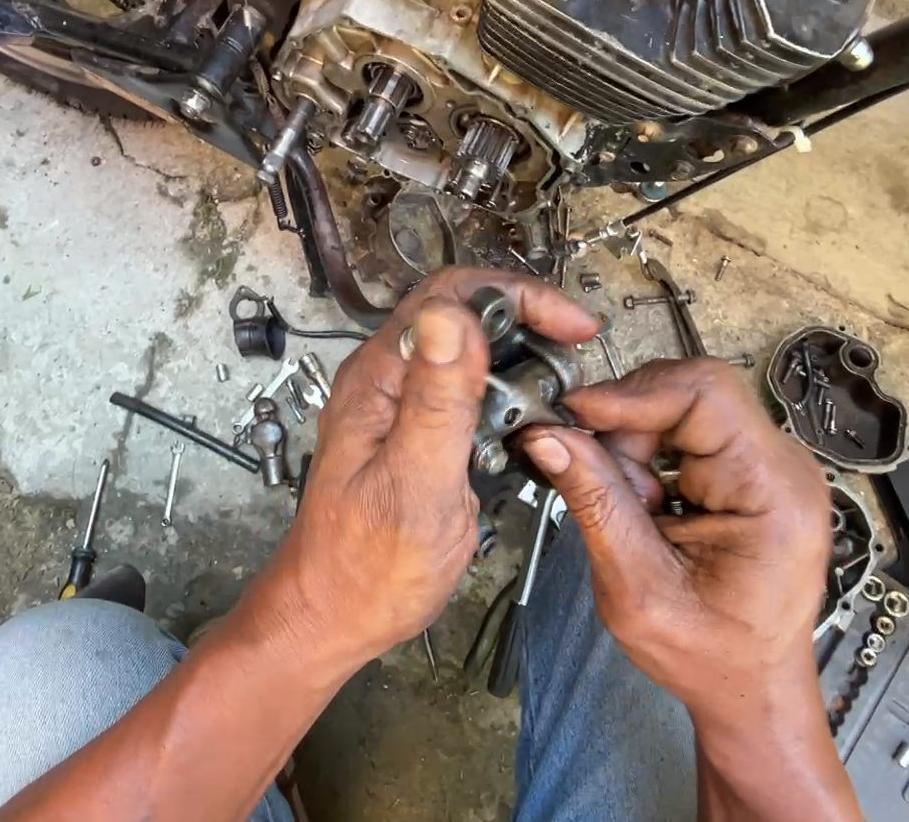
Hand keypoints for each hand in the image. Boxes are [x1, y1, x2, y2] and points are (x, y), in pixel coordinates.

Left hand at [255, 269, 598, 671]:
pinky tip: (532, 423)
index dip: (517, 297)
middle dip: (526, 325)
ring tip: (560, 393)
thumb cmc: (366, 564)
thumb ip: (436, 400)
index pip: (449, 297)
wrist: (334, 612)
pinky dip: (507, 397)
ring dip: (520, 362)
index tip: (572, 326)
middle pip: (462, 316)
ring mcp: (401, 404)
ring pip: (469, 353)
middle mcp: (388, 378)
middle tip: (573, 361)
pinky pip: (467, 393)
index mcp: (380, 377)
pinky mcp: (418, 430)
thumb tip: (452, 317)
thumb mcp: (413, 483)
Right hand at [520, 358, 831, 715]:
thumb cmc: (708, 655)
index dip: (631, 394)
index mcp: (773, 492)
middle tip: (601, 480)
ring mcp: (764, 461)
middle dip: (627, 425)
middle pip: (687, 390)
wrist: (748, 687)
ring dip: (633, 443)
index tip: (572, 415)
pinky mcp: (743, 465)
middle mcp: (780, 464)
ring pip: (676, 403)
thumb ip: (594, 502)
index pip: (704, 394)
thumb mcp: (636, 588)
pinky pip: (680, 426)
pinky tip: (644, 501)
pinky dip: (643, 452)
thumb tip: (545, 436)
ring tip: (632, 507)